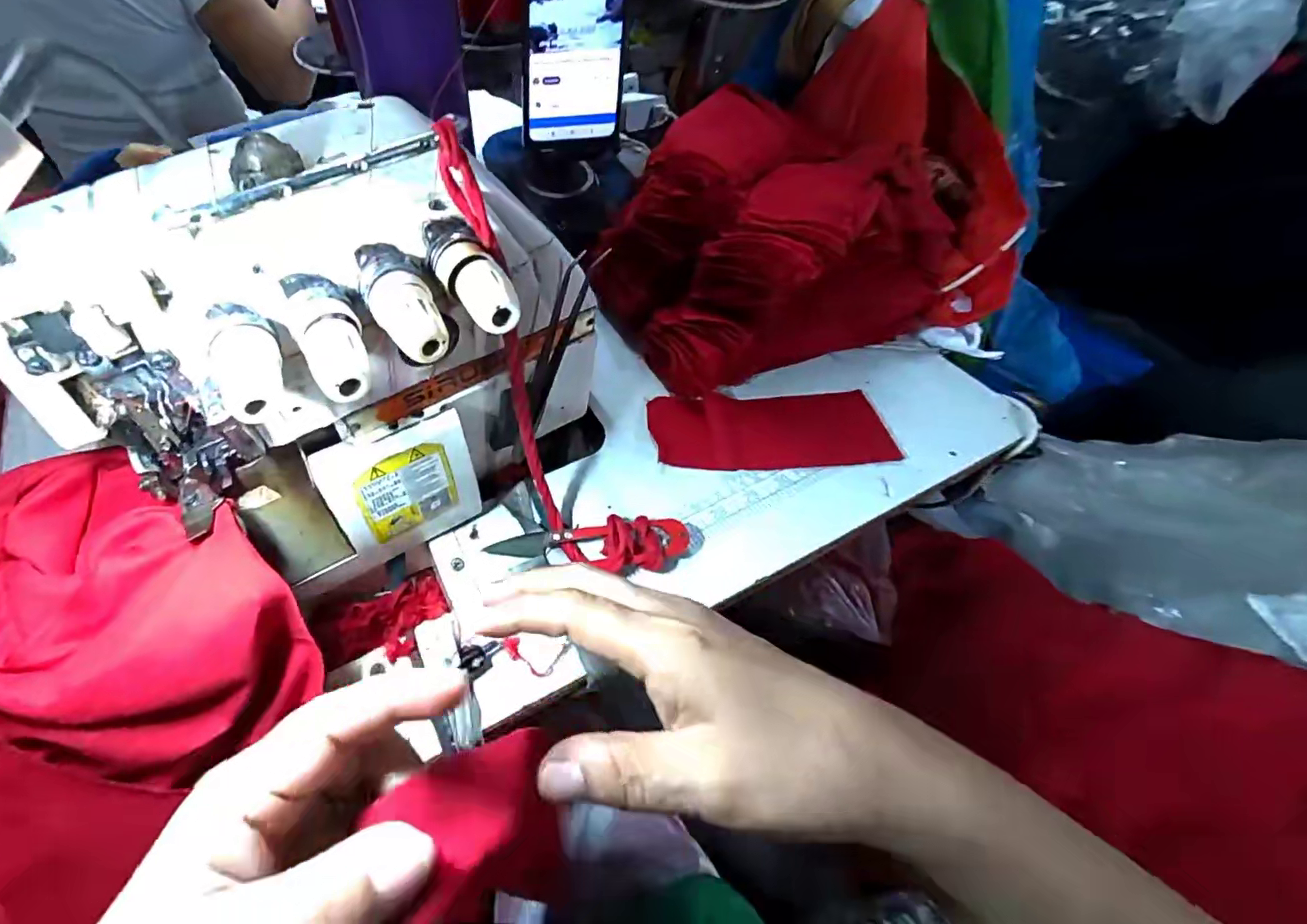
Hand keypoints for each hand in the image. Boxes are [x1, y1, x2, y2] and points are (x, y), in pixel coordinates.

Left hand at [99, 668, 467, 923]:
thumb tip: (422, 842)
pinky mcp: (300, 862)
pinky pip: (360, 838)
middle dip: (407, 776)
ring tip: (433, 867)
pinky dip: (393, 853)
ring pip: (366, 794)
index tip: (456, 686)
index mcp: (246, 786)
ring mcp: (287, 828)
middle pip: (356, 754)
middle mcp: (272, 791)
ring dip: (406, 817)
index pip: (329, 720)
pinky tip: (411, 884)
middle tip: (448, 831)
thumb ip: (330, 889)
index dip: (394, 696)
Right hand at [467, 566, 939, 843]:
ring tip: (520, 605)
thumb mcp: (704, 781)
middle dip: (527, 583)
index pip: (570, 608)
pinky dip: (585, 599)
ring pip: (606, 584)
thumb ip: (620, 771)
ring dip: (556, 587)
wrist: (888, 763)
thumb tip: (542, 773)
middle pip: (583, 579)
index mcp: (661, 639)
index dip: (516, 608)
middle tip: (482, 600)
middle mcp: (670, 613)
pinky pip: (625, 598)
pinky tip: (589, 623)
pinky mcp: (706, 633)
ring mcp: (691, 619)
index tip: (470, 617)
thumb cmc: (791, 767)